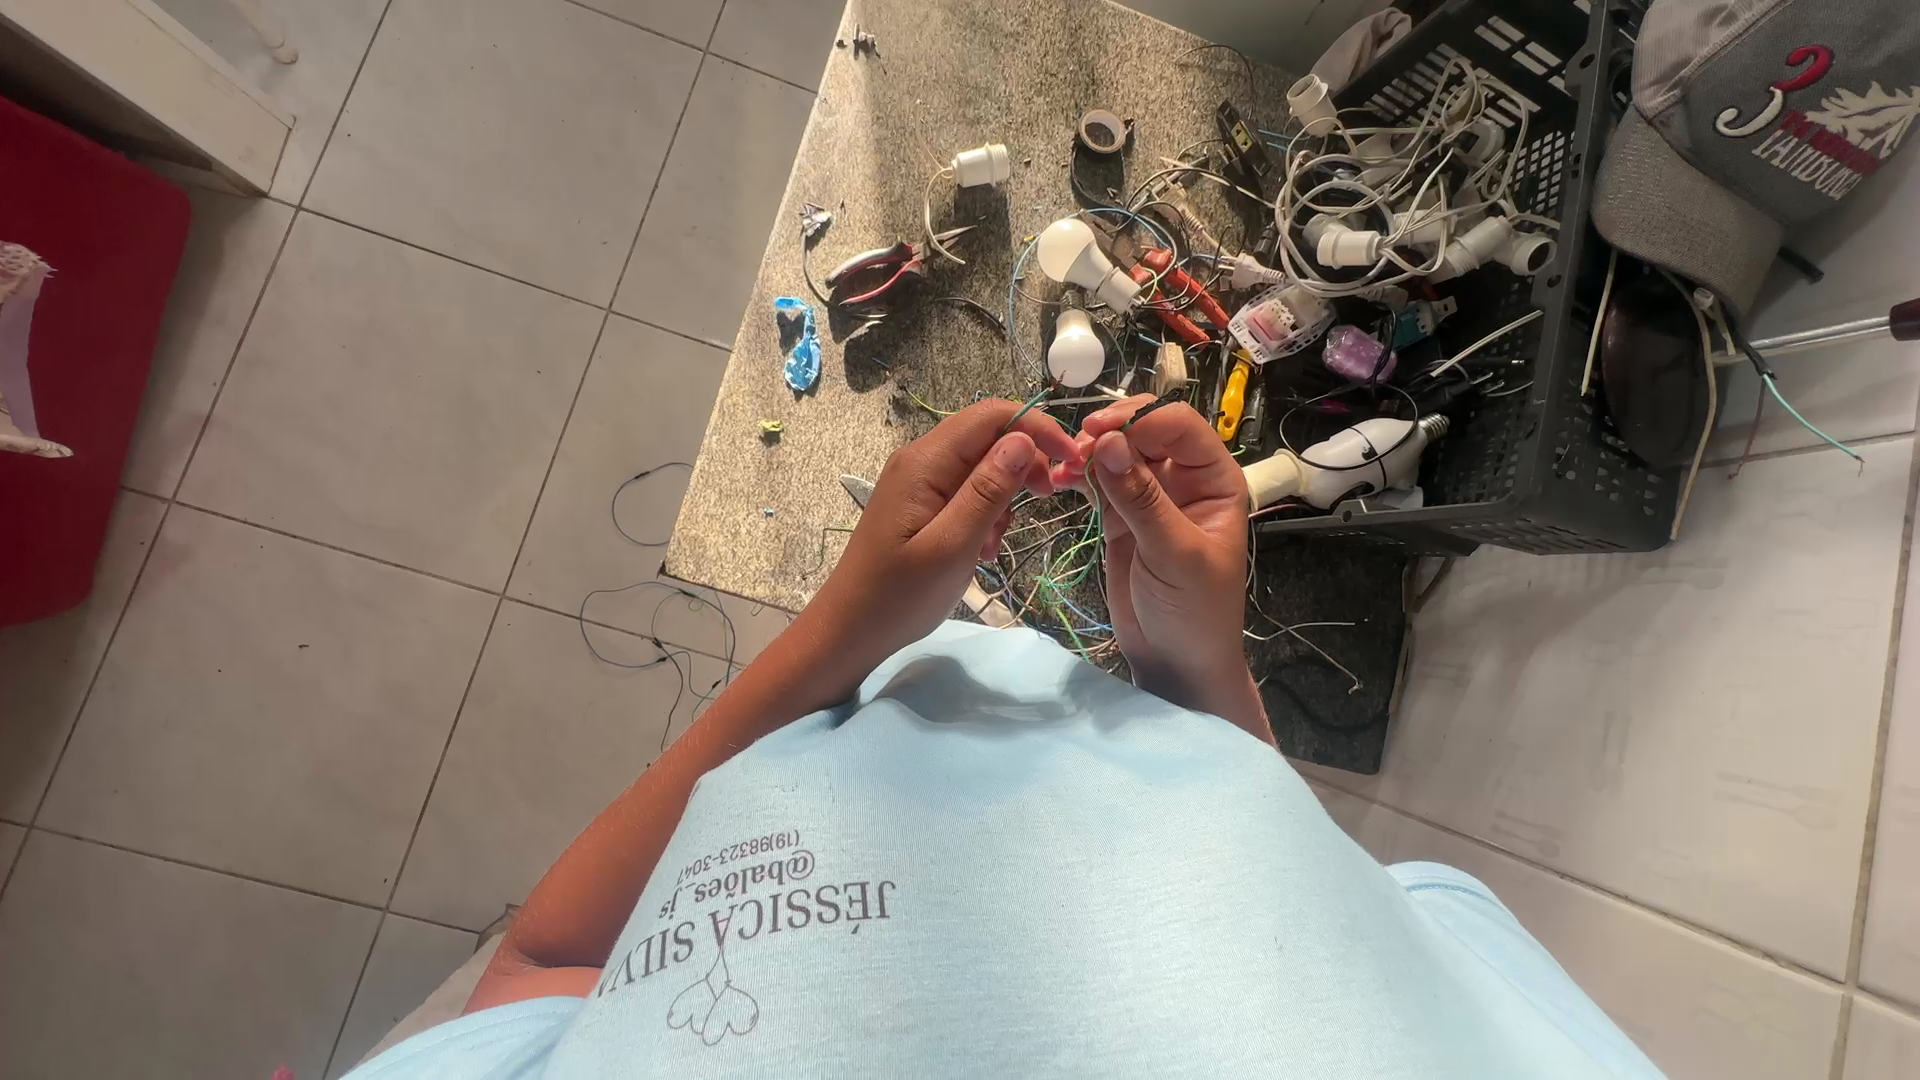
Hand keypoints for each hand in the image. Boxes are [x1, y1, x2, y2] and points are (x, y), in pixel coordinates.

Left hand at [802, 398, 1080, 676]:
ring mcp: (919, 482)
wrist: (851, 629)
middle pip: (989, 437)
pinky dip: (985, 514)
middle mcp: (921, 460)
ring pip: (982, 466)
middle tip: (1045, 502)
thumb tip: (1024, 441)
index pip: (991, 416)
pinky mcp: (921, 503)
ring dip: (1004, 497)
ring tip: (994, 544)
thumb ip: (988, 491)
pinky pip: (966, 491)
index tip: (1071, 462)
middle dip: (1025, 464)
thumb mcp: (952, 546)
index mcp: (925, 462)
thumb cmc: (899, 596)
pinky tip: (981, 550)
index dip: (1037, 429)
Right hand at [1071, 395, 1267, 739]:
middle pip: (1145, 431)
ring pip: (1117, 453)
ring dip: (1088, 452)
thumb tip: (1107, 443)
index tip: (1100, 435)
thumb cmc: (1194, 610)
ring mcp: (1148, 498)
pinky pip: (1098, 483)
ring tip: (1061, 466)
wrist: (1176, 661)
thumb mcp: (1174, 554)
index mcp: (1213, 480)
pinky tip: (1058, 480)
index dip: (1141, 422)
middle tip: (1077, 445)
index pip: (1179, 427)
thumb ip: (1141, 498)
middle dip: (1112, 431)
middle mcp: (1182, 480)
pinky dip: (1077, 476)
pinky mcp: (1119, 518)